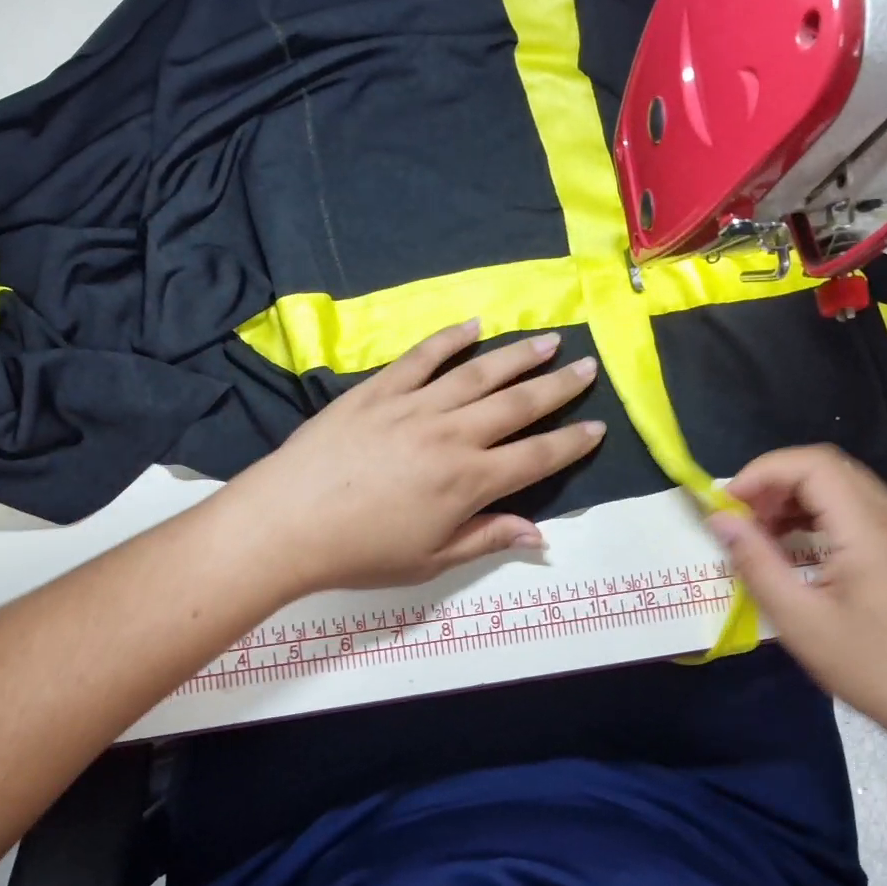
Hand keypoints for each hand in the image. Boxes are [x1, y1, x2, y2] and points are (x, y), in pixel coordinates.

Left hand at [221, 319, 604, 592]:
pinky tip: (473, 326)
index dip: (572, 443)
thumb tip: (538, 535)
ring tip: (547, 340)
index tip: (598, 427)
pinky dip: (449, 339)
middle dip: (558, 385)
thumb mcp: (430, 560)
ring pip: (478, 373)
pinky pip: (422, 358)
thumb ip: (486, 538)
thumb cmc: (361, 552)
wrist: (288, 522)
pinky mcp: (379, 391)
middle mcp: (452, 435)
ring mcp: (415, 406)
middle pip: (518, 405)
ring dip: (517, 356)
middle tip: (587, 366)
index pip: (537, 457)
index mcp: (469, 481)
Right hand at [707, 445, 886, 744]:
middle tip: (739, 518)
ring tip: (761, 534)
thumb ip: (755, 562)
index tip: (726, 505)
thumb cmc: (870, 667)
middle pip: (827, 467)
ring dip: (796, 497)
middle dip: (774, 483)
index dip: (761, 472)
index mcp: (869, 529)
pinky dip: (820, 514)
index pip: (812, 465)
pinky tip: (798, 548)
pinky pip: (859, 510)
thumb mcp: (799, 620)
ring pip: (844, 486)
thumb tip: (720, 521)